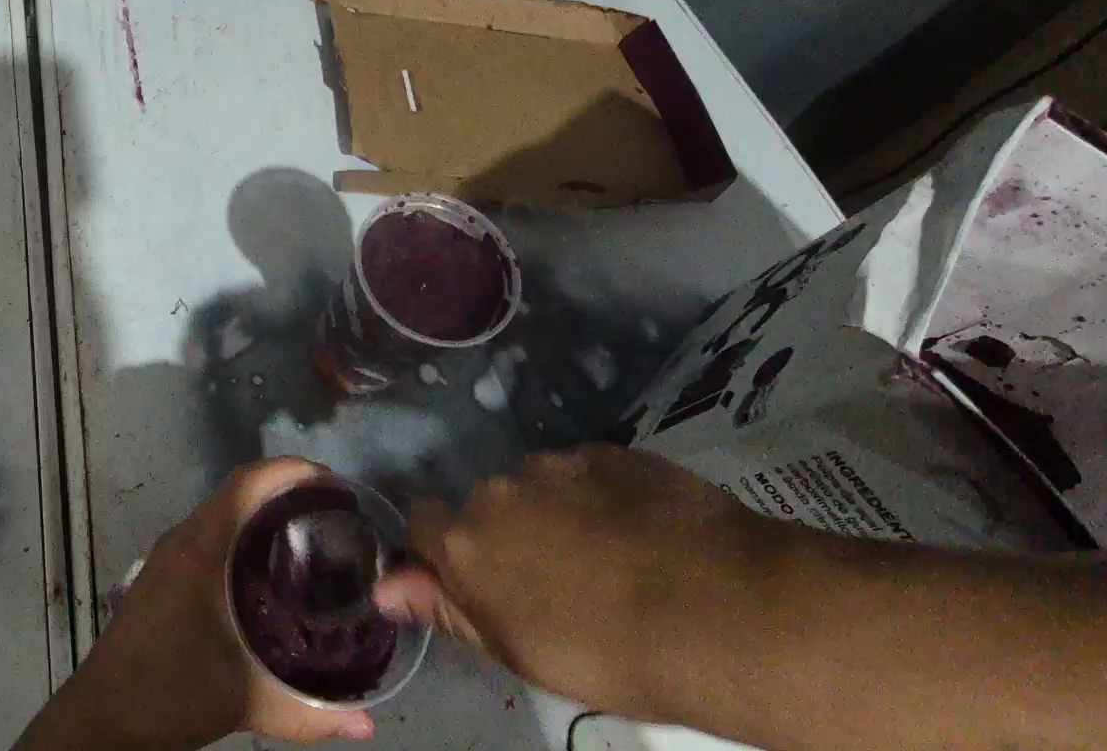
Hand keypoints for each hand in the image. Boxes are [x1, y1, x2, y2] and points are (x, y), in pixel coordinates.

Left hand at [19, 458, 375, 748]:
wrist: (103, 716)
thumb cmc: (170, 691)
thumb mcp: (245, 700)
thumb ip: (309, 713)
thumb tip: (368, 724)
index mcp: (200, 549)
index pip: (245, 484)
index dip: (288, 471)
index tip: (330, 481)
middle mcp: (182, 540)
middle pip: (237, 493)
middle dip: (284, 491)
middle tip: (332, 509)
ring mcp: (169, 556)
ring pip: (222, 515)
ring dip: (262, 513)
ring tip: (310, 532)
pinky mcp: (164, 574)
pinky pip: (211, 535)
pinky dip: (243, 535)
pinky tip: (269, 567)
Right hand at [372, 443, 776, 721]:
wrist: (724, 611)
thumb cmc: (609, 653)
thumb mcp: (518, 651)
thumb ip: (445, 609)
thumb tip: (383, 587)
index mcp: (464, 541)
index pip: (420, 523)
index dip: (439, 549)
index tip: (473, 578)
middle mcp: (497, 490)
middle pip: (484, 506)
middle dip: (507, 535)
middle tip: (555, 582)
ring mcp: (556, 465)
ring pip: (537, 487)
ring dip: (555, 513)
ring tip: (610, 558)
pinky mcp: (611, 452)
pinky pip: (587, 473)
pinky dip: (601, 497)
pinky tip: (643, 532)